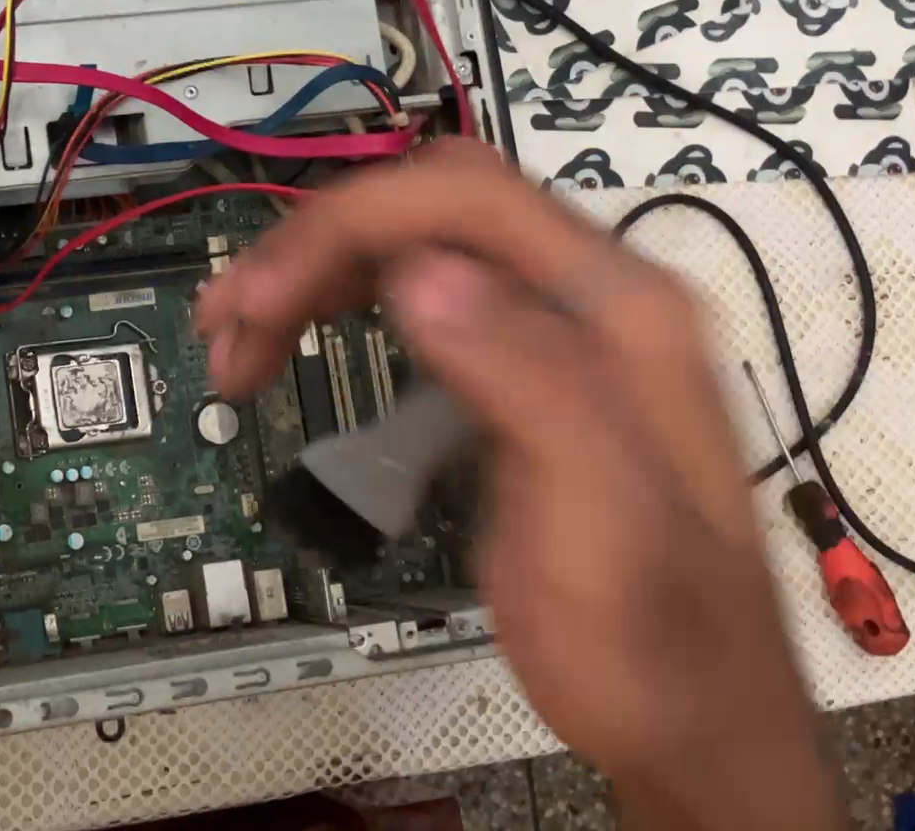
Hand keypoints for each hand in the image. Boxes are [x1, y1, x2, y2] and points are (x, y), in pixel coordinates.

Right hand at [195, 140, 840, 827]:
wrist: (685, 717)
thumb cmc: (646, 642)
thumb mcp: (599, 525)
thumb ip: (530, 384)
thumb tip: (420, 275)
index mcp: (616, 309)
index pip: (460, 197)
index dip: (342, 229)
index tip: (258, 302)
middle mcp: (578, 294)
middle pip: (418, 210)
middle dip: (309, 250)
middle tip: (228, 321)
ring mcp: (538, 325)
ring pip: (397, 248)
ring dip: (304, 282)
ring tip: (236, 348)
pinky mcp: (500, 361)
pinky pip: (399, 295)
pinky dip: (326, 308)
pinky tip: (286, 346)